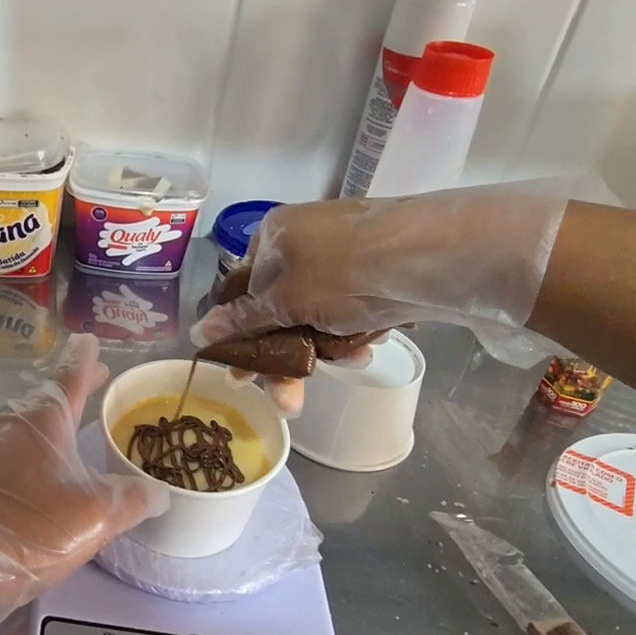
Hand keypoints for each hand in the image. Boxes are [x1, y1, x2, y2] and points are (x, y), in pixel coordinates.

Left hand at [0, 334, 167, 634]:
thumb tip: (159, 492)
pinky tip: (35, 473)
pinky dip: (28, 451)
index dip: (84, 359)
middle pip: (46, 398)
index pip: (70, 376)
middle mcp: (10, 421)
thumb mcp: (93, 516)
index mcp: (43, 417)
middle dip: (72, 390)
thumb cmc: (28, 525)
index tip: (89, 339)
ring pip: (24, 424)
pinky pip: (6, 450)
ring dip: (49, 423)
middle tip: (94, 381)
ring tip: (70, 430)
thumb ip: (130, 500)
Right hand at [193, 179, 596, 373]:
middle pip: (279, 308)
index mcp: (272, 235)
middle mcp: (303, 240)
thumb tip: (198, 332)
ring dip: (321, 348)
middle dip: (284, 355)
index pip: (241, 290)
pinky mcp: (377, 271)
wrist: (436, 255)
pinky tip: (366, 345)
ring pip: (315, 315)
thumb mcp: (286, 300)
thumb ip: (244, 319)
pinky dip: (352, 332)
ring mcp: (343, 255)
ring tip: (342, 361)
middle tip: (289, 399)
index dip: (240, 336)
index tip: (243, 376)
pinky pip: (348, 310)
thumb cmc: (346, 272)